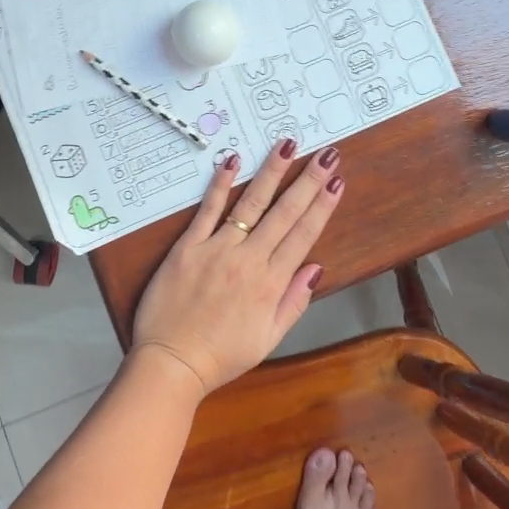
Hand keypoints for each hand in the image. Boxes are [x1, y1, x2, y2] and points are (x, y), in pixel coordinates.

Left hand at [130, 140, 345, 395]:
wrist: (172, 363)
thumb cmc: (221, 356)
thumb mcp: (268, 339)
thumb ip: (293, 302)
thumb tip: (315, 267)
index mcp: (270, 283)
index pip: (303, 235)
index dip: (322, 206)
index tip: (336, 181)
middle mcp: (248, 259)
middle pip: (284, 213)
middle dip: (307, 180)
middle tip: (326, 153)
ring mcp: (217, 249)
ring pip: (250, 203)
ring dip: (271, 172)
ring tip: (287, 145)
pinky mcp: (188, 246)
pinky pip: (207, 210)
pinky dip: (220, 184)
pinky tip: (232, 161)